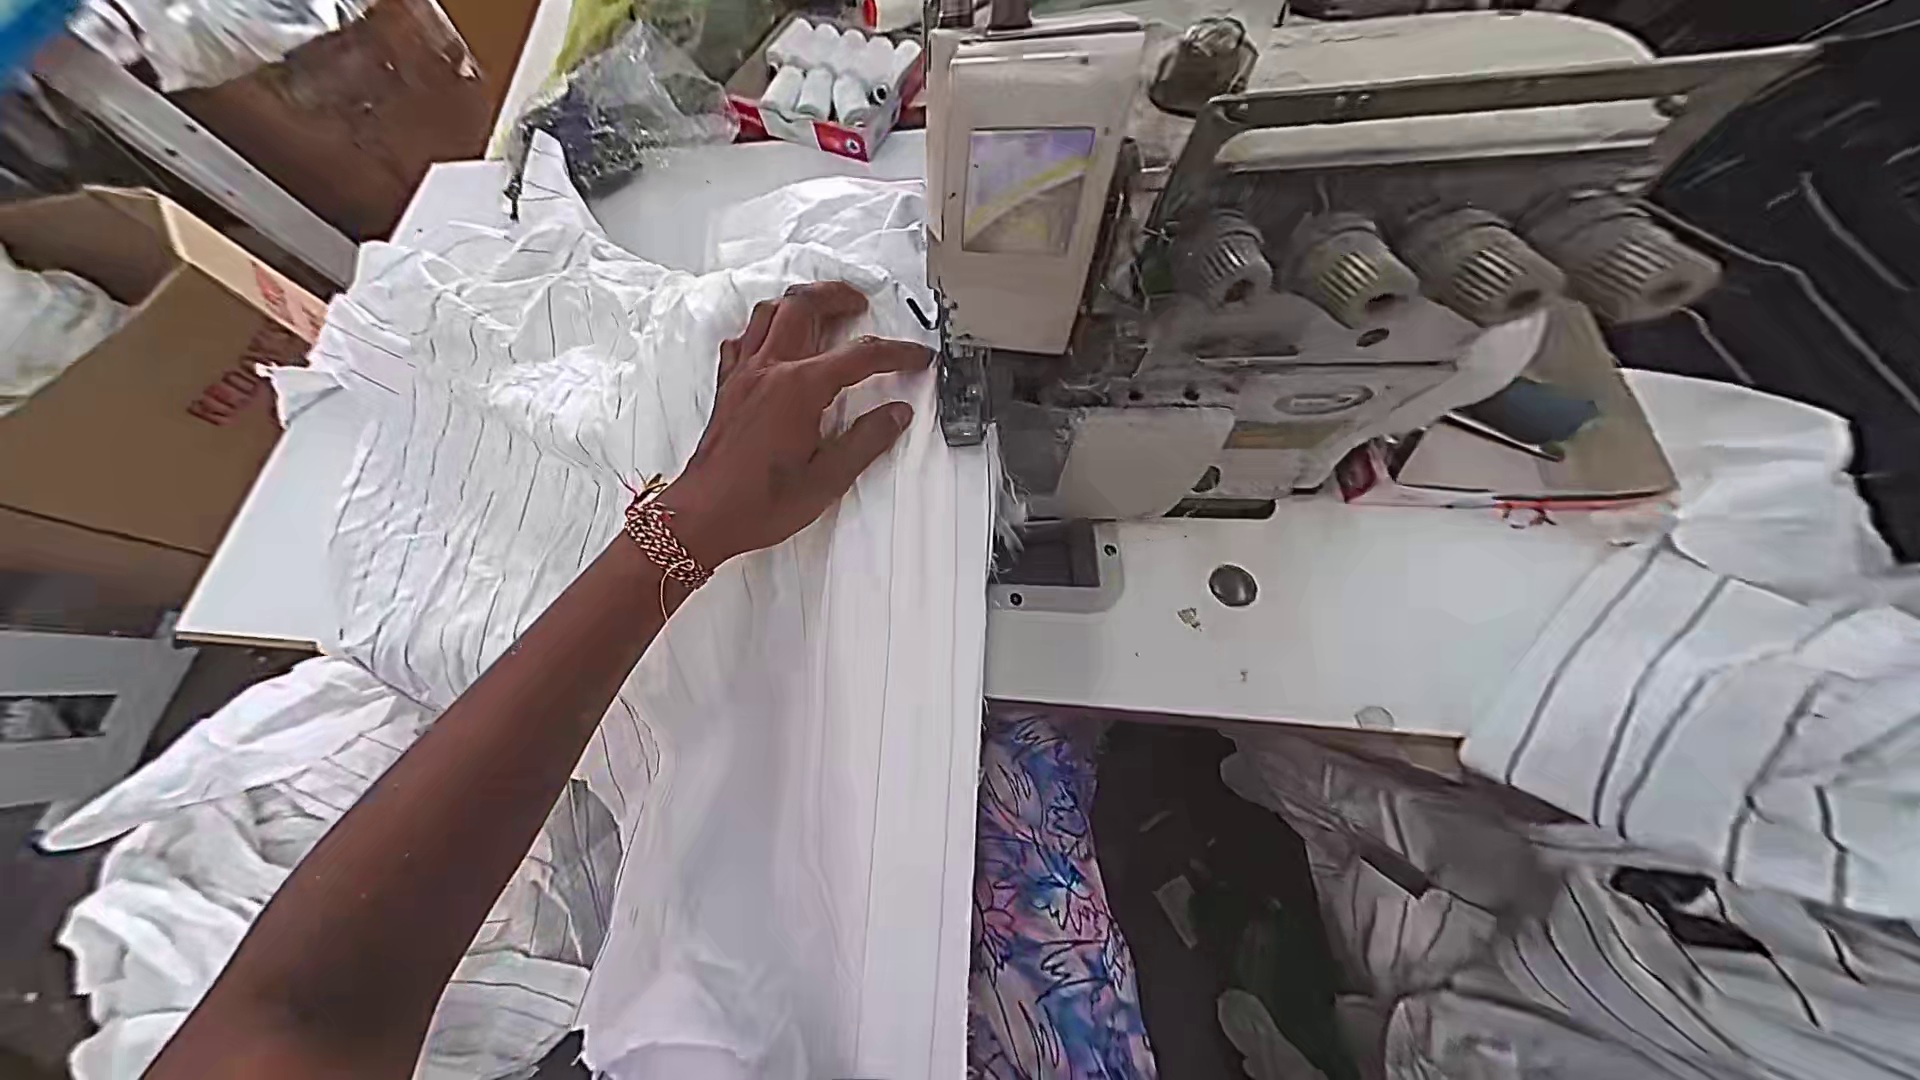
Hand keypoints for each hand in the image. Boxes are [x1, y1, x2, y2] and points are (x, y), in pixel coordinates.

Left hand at [656, 281, 930, 566]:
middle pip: (804, 307)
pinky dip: (764, 328)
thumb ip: (866, 440)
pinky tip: (774, 340)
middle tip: (861, 302)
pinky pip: (743, 339)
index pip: (860, 357)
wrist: (705, 517)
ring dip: (800, 302)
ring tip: (822, 308)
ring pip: (770, 313)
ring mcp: (743, 375)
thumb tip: (896, 415)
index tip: (916, 357)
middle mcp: (768, 371)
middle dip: (837, 296)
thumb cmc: (759, 503)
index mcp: (798, 390)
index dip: (896, 353)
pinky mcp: (728, 388)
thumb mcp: (828, 479)